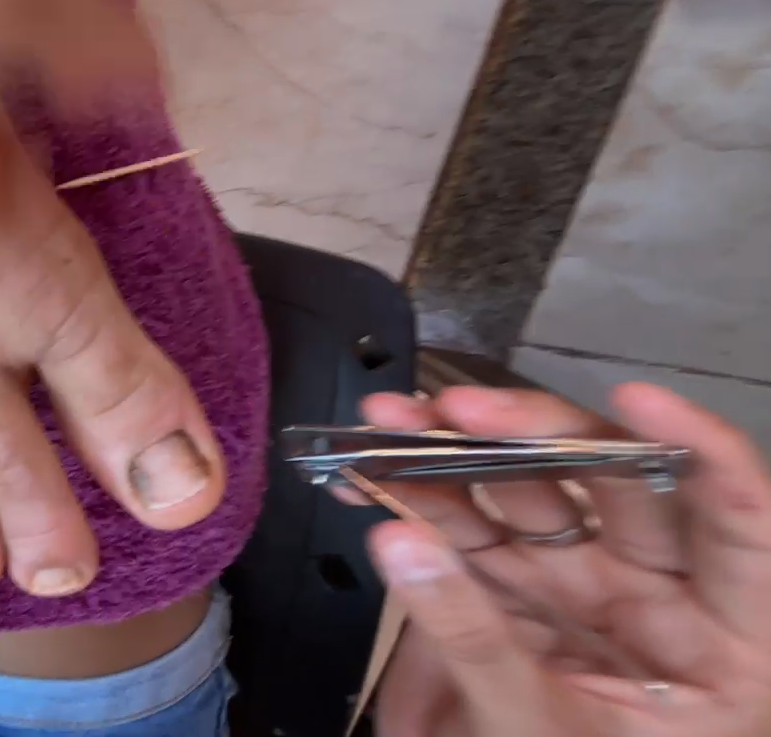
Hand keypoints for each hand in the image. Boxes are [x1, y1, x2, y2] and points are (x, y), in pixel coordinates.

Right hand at [354, 384, 770, 736]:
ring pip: (524, 499)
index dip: (705, 454)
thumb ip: (472, 637)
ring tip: (380, 423)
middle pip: (605, 490)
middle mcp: (670, 599)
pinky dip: (417, 502)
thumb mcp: (542, 730)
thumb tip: (393, 535)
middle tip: (440, 408)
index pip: (742, 530)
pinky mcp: (523, 596)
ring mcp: (589, 593)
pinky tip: (366, 479)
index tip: (637, 396)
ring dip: (449, 456)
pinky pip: (470, 535)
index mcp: (740, 643)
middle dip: (519, 437)